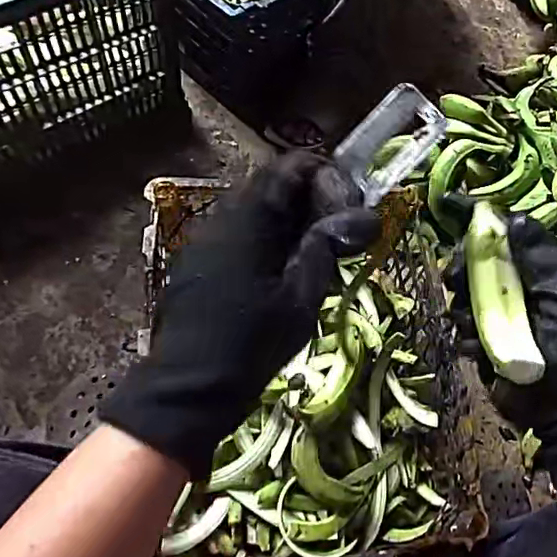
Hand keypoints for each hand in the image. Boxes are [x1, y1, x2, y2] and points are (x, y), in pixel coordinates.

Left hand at [101, 153, 379, 475]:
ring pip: (264, 208)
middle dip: (319, 199)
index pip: (294, 166)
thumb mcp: (300, 297)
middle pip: (279, 183)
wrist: (188, 389)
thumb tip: (368, 215)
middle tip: (345, 234)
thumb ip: (328, 247)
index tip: (352, 214)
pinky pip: (248, 231)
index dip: (331, 180)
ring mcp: (211, 237)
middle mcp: (225, 217)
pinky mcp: (206, 260)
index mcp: (249, 218)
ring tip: (323, 254)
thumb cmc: (249, 344)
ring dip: (300, 220)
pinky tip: (291, 271)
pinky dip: (278, 238)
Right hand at [448, 209, 556, 490]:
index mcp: (537, 269)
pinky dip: (467, 336)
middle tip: (455, 280)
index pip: (506, 232)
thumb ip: (539, 259)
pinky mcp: (480, 338)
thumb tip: (513, 219)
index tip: (450, 205)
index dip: (480, 220)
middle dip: (462, 267)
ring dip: (463, 306)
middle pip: (474, 259)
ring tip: (477, 328)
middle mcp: (514, 285)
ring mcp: (494, 311)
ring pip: (461, 292)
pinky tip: (480, 350)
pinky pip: (459, 326)